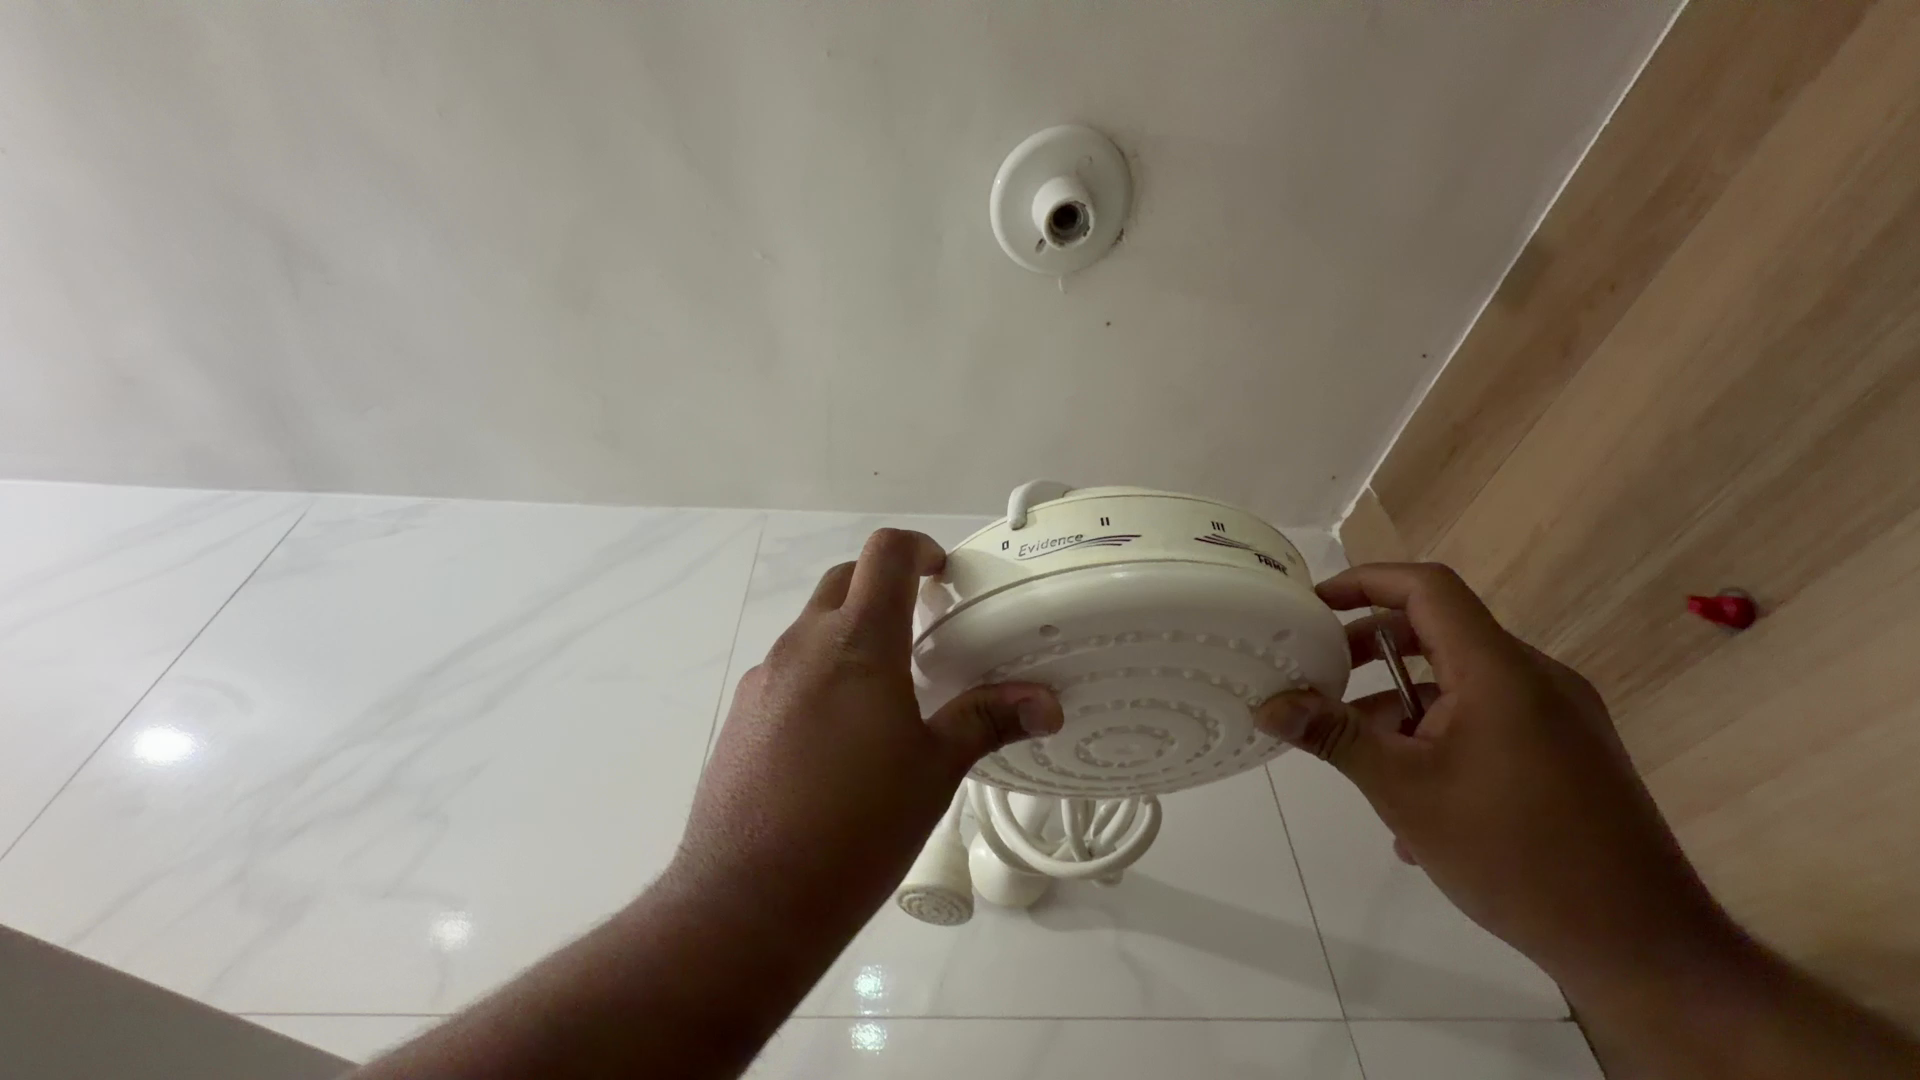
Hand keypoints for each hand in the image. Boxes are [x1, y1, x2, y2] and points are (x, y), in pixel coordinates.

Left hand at [674, 529, 1061, 925]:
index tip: (943, 574)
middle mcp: (802, 646)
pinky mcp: (741, 715)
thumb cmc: (856, 827)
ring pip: (812, 629)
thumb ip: (987, 721)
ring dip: (851, 635)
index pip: (885, 554)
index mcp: (857, 644)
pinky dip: (821, 676)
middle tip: (923, 628)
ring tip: (887, 692)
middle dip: (884, 586)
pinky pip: (788, 672)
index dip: (919, 548)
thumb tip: (1048, 704)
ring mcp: (763, 679)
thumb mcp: (934, 770)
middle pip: (844, 581)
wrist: (748, 899)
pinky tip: (839, 739)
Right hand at [1256, 562, 1733, 994]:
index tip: (1313, 605)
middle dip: (1372, 651)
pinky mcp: (1570, 753)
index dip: (1364, 582)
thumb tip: (1267, 705)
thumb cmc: (1514, 854)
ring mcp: (1560, 716)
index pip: (1427, 588)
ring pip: (1461, 683)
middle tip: (1321, 678)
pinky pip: (1489, 721)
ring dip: (1403, 706)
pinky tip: (1414, 803)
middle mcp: (1536, 678)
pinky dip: (1440, 737)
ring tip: (1360, 756)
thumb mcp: (1404, 791)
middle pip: (1440, 631)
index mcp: (1499, 670)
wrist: (1643, 946)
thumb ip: (1333, 736)